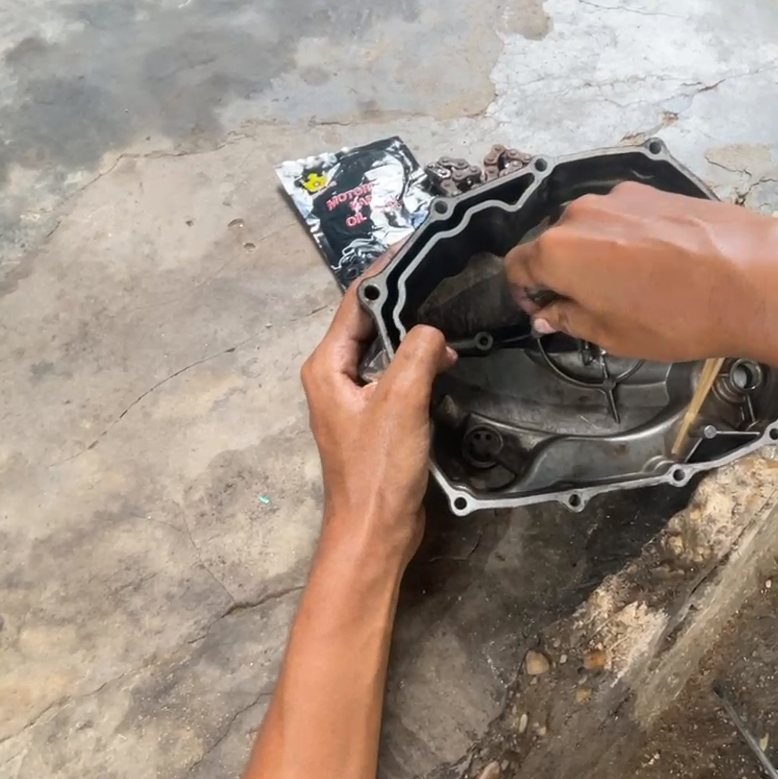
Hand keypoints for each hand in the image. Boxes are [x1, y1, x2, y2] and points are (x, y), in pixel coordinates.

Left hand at [300, 270, 456, 566]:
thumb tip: (434, 331)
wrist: (376, 529)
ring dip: (414, 338)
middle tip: (441, 280)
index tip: (415, 249)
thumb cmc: (379, 468)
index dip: (384, 274)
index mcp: (327, 367)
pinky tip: (446, 362)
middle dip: (403, 303)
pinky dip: (419, 366)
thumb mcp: (401, 402)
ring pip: (385, 353)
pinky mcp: (375, 421)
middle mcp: (335, 378)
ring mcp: (355, 401)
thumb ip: (418, 355)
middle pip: (369, 325)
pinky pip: (396, 379)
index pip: (355, 305)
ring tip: (450, 320)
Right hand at [502, 182, 777, 361]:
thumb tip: (547, 314)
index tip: (541, 312)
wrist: (752, 277)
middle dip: (560, 276)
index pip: (517, 268)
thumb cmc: (678, 315)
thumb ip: (569, 319)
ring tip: (628, 290)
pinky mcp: (653, 190)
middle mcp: (580, 213)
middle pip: (552, 244)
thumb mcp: (612, 335)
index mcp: (558, 251)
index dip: (524, 294)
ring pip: (589, 229)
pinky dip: (624, 241)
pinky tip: (654, 268)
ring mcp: (619, 196)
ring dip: (594, 257)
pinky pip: (622, 218)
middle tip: (586, 309)